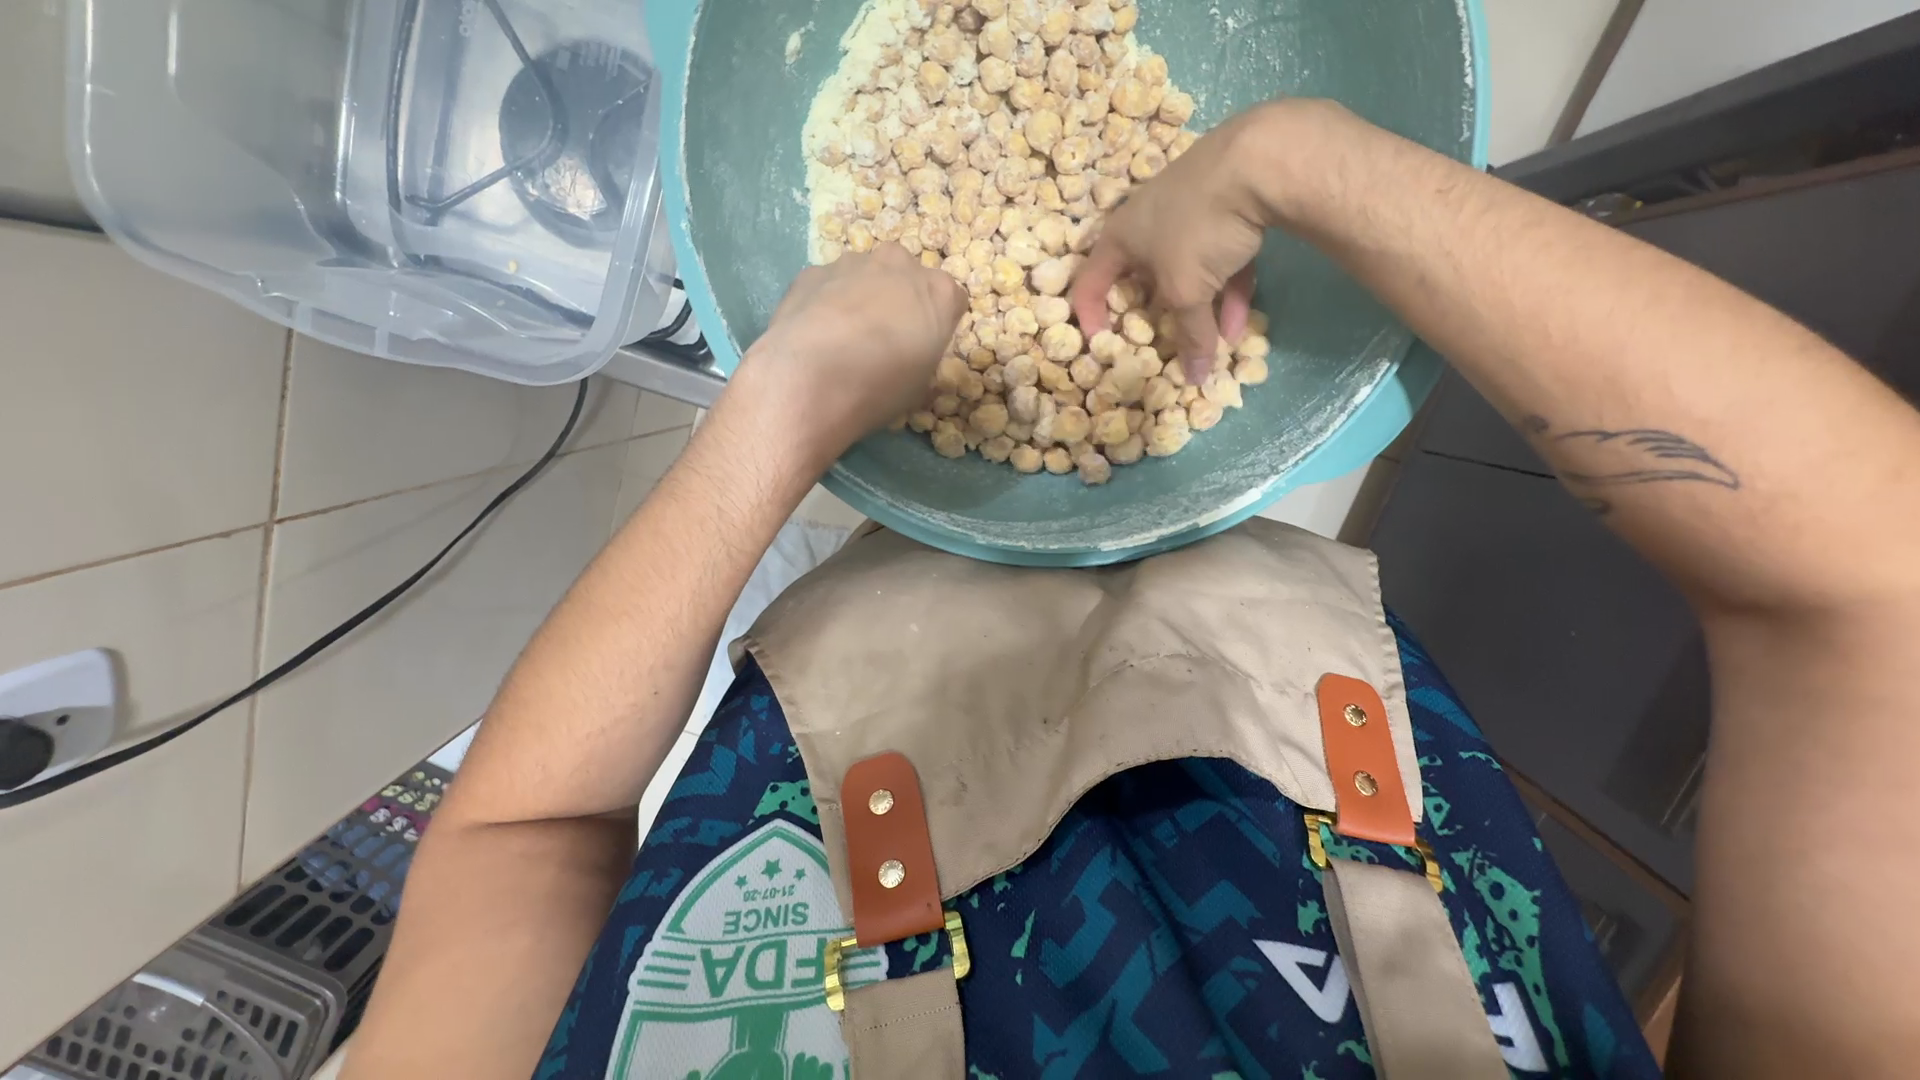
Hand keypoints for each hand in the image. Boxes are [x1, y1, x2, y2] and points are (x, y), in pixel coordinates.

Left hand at [728, 243, 965, 464]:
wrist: (809, 380)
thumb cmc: (879, 387)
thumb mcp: (919, 388)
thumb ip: (922, 358)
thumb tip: (910, 359)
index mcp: (938, 292)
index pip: (950, 300)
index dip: (936, 325)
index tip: (922, 346)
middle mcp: (899, 264)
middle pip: (906, 278)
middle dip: (898, 301)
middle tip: (882, 340)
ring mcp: (853, 262)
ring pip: (864, 276)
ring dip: (860, 298)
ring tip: (842, 339)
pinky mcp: (812, 271)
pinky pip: (827, 285)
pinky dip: (824, 302)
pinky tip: (814, 335)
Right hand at [1071, 102, 1299, 383]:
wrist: (1260, 157)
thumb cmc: (1199, 227)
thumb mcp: (1187, 292)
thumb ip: (1189, 336)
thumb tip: (1195, 380)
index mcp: (1119, 236)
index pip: (1089, 283)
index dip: (1090, 318)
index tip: (1104, 346)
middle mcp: (1147, 219)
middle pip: (1144, 279)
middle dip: (1160, 317)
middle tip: (1167, 344)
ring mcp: (1188, 207)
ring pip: (1188, 269)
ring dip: (1203, 309)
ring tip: (1221, 344)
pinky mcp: (1227, 202)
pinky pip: (1220, 256)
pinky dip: (1228, 288)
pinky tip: (1243, 321)